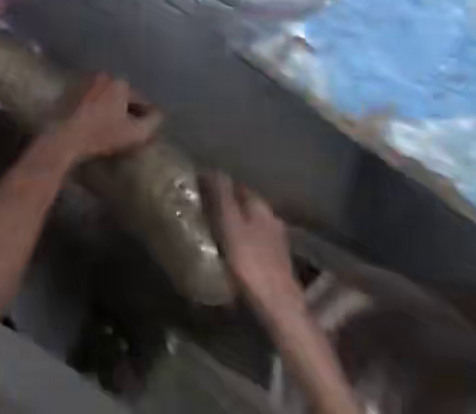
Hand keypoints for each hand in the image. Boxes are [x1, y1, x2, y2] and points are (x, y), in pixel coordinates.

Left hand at [45, 73, 161, 164]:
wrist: (65, 136)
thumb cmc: (101, 135)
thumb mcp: (135, 134)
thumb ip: (152, 122)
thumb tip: (160, 113)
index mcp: (120, 83)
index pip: (140, 99)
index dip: (143, 115)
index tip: (140, 128)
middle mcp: (103, 75)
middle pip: (122, 94)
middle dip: (125, 109)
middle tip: (124, 128)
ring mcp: (85, 79)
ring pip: (106, 94)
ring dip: (109, 106)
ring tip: (107, 125)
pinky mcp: (70, 87)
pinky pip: (90, 96)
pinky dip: (94, 105)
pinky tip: (92, 120)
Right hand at [207, 172, 305, 316]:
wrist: (279, 305)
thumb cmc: (249, 261)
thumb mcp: (229, 223)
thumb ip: (222, 195)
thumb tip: (213, 169)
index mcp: (260, 205)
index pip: (235, 184)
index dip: (215, 183)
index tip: (196, 186)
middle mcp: (271, 217)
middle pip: (243, 202)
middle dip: (224, 201)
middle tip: (200, 206)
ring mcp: (276, 240)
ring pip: (249, 221)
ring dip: (232, 221)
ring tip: (211, 227)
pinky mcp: (276, 260)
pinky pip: (252, 239)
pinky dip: (239, 238)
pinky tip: (229, 248)